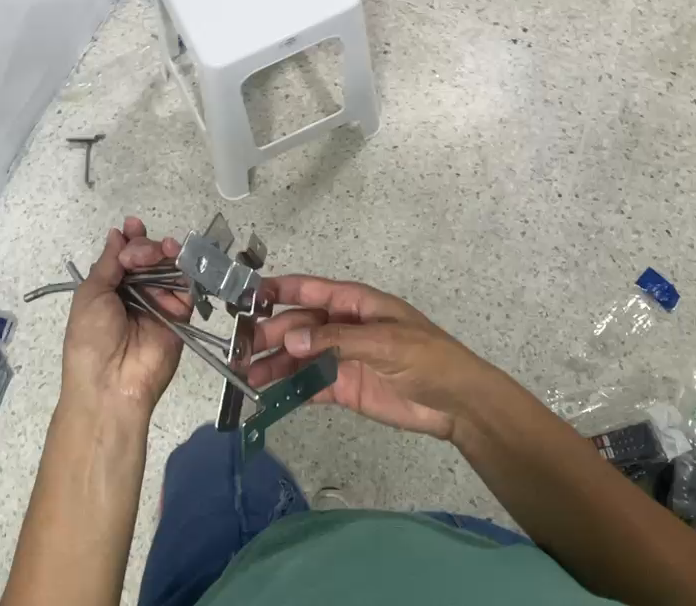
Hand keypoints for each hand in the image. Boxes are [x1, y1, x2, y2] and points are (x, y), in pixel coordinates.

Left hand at [60, 217, 190, 417]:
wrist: (111, 384)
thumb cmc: (91, 339)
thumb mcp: (91, 295)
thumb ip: (109, 263)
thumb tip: (117, 234)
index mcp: (112, 288)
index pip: (126, 256)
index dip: (131, 239)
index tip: (132, 225)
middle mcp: (137, 293)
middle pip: (149, 257)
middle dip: (144, 246)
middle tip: (137, 254)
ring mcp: (160, 303)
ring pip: (169, 267)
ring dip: (164, 252)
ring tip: (160, 251)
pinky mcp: (180, 314)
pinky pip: (187, 286)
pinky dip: (184, 268)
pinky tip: (176, 258)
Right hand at [248, 275, 493, 440]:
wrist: (457, 404)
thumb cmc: (426, 358)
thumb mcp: (384, 342)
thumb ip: (335, 339)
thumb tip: (290, 339)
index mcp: (353, 303)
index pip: (308, 290)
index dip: (277, 290)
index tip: (245, 296)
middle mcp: (340, 326)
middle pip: (296, 326)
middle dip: (268, 334)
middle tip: (239, 349)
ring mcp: (340, 358)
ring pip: (297, 357)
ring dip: (272, 364)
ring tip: (245, 376)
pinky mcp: (342, 388)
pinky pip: (308, 386)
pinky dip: (288, 391)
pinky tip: (266, 397)